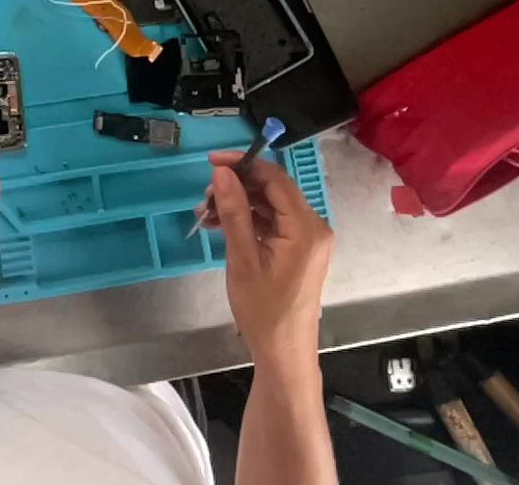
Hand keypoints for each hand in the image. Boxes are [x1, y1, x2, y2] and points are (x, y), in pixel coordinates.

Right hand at [202, 151, 333, 368]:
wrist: (283, 354)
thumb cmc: (264, 310)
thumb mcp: (243, 258)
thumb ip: (234, 212)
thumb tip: (222, 173)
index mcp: (306, 228)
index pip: (275, 178)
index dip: (243, 164)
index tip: (211, 162)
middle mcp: (313, 227)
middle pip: (272, 190)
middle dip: (237, 187)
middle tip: (205, 197)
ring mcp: (308, 239)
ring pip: (270, 205)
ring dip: (238, 204)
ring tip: (206, 214)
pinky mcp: (299, 250)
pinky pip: (273, 222)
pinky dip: (248, 220)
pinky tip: (221, 226)